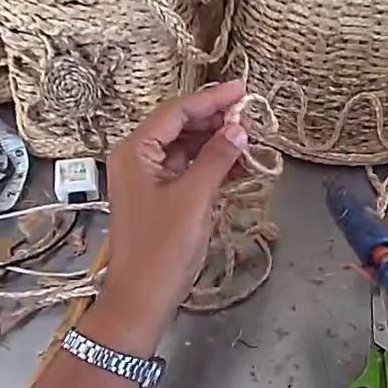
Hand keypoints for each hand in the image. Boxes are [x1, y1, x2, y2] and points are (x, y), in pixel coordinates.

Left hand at [91, 81, 249, 352]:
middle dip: (215, 120)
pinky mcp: (159, 198)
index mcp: (136, 151)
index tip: (243, 90)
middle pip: (180, 126)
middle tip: (251, 117)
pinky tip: (236, 164)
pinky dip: (210, 165)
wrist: (142, 298)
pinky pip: (187, 170)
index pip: (177, 112)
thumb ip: (217, 159)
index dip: (211, 99)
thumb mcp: (194, 199)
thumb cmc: (163, 249)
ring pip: (185, 148)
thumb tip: (240, 129)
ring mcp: (147, 179)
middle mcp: (137, 159)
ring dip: (216, 143)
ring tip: (250, 140)